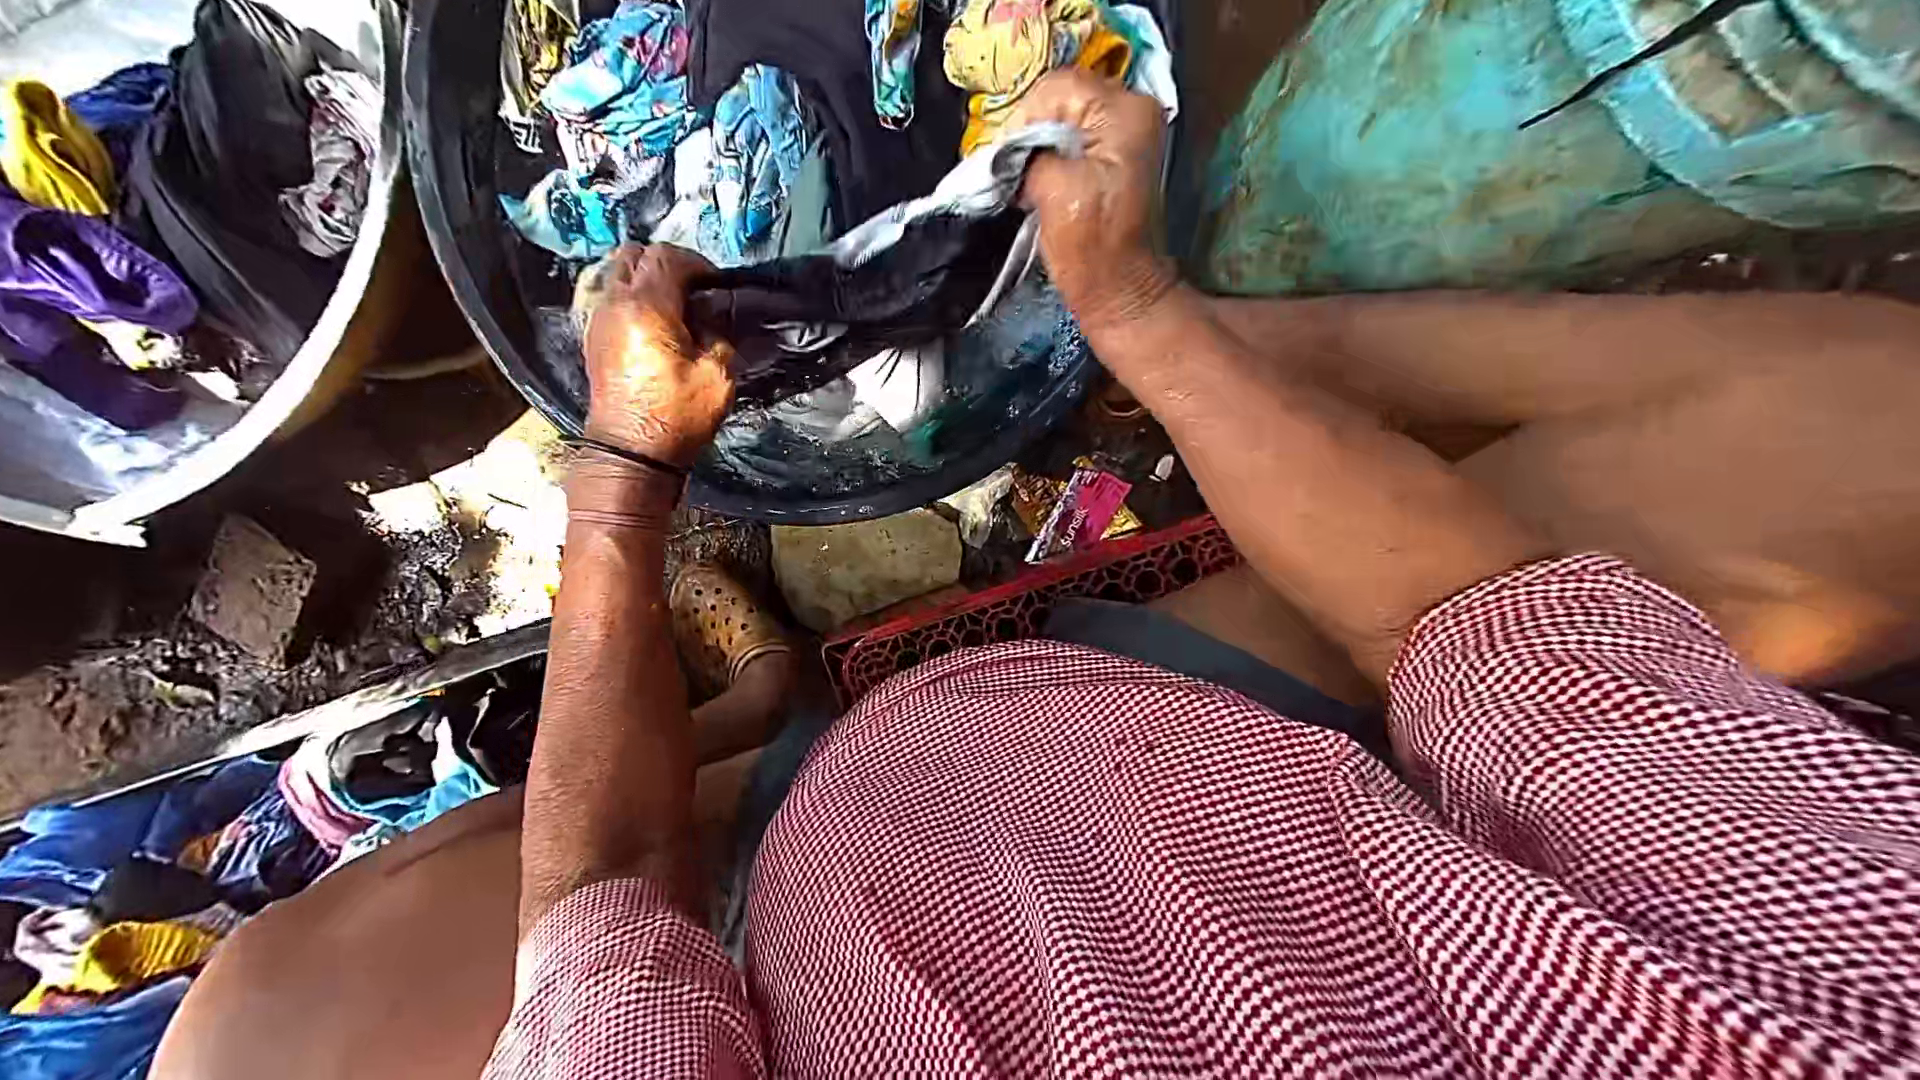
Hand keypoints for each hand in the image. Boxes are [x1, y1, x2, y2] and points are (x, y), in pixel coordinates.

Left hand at [577, 244, 734, 466]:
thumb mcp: (718, 377)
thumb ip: (719, 337)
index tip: (716, 285)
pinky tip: (656, 325)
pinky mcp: (594, 338)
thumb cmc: (676, 415)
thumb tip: (711, 321)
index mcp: (647, 307)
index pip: (667, 257)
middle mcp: (614, 303)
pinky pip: (611, 298)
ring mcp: (598, 319)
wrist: (631, 452)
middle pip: (634, 255)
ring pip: (618, 274)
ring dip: (647, 280)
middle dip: (667, 264)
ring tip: (675, 307)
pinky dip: (633, 299)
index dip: (697, 264)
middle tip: (694, 290)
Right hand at [1012, 68, 1177, 331]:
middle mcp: (1131, 112)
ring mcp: (1124, 137)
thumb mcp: (1055, 192)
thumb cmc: (1092, 252)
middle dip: (1029, 137)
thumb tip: (1010, 151)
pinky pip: (1069, 145)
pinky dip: (1048, 162)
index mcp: (1124, 112)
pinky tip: (1039, 189)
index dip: (1022, 122)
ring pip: (1061, 124)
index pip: (1055, 88)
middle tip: (1011, 176)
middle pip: (1059, 102)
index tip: (1007, 164)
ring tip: (1024, 186)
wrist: (1120, 295)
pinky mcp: (1112, 161)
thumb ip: (1030, 155)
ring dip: (1036, 152)